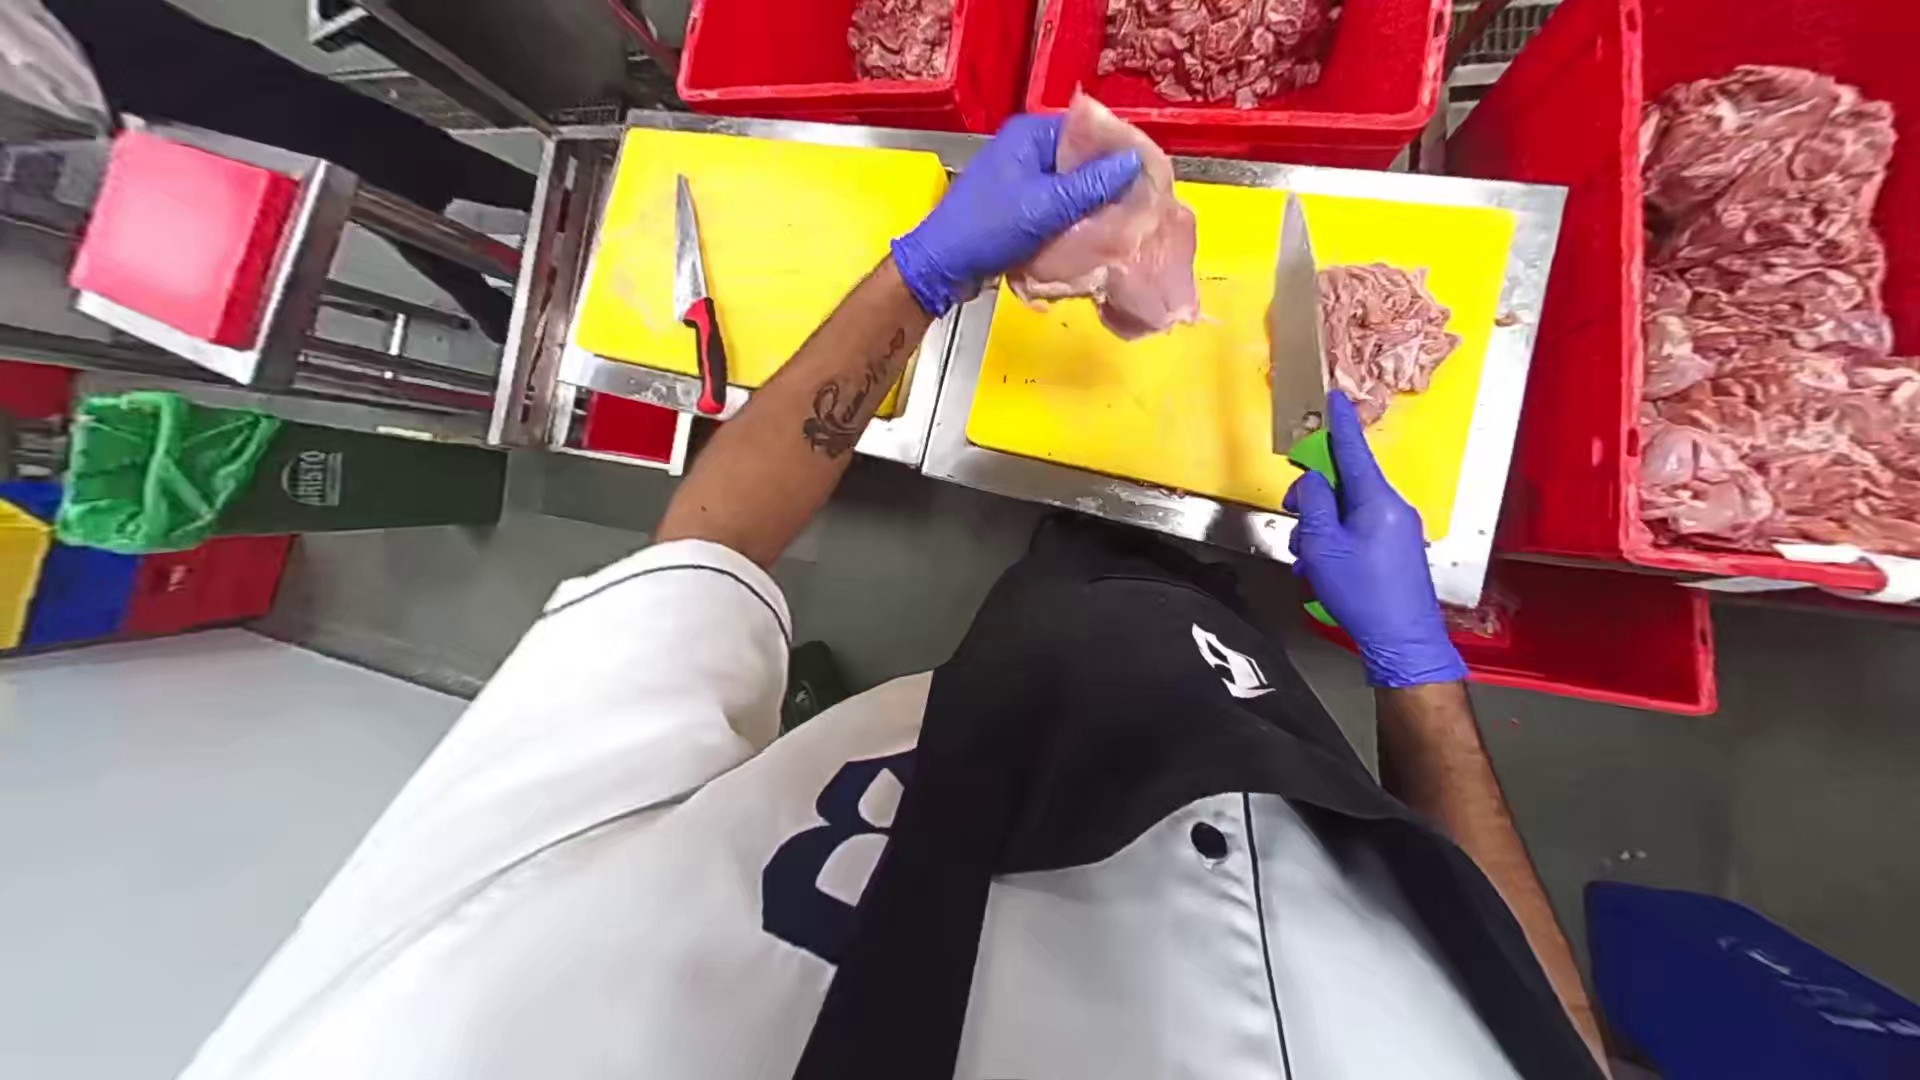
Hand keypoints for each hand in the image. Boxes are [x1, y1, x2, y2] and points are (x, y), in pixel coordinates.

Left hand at [890, 113, 1143, 315]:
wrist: (942, 267)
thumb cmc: (987, 230)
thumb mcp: (1043, 207)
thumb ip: (1089, 186)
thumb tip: (1132, 163)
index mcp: (1030, 135)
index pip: (1087, 132)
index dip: (1115, 155)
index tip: (1141, 180)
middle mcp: (1024, 151)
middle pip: (1077, 164)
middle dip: (1101, 188)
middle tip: (1131, 209)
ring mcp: (1017, 182)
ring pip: (1065, 192)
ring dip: (1084, 211)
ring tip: (1112, 228)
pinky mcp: (1013, 211)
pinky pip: (1049, 212)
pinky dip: (1064, 226)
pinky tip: (1082, 241)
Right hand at [1285, 391, 1467, 688]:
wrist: (1400, 637)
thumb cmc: (1361, 591)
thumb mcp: (1322, 544)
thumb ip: (1314, 503)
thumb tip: (1313, 479)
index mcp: (1377, 502)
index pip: (1354, 452)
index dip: (1340, 424)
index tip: (1335, 398)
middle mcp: (1392, 509)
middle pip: (1343, 483)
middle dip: (1313, 497)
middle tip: (1294, 516)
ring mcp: (1395, 529)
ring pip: (1344, 509)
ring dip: (1318, 527)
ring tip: (1310, 558)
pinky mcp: (1392, 547)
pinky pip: (1354, 529)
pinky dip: (1332, 541)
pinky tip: (1322, 566)